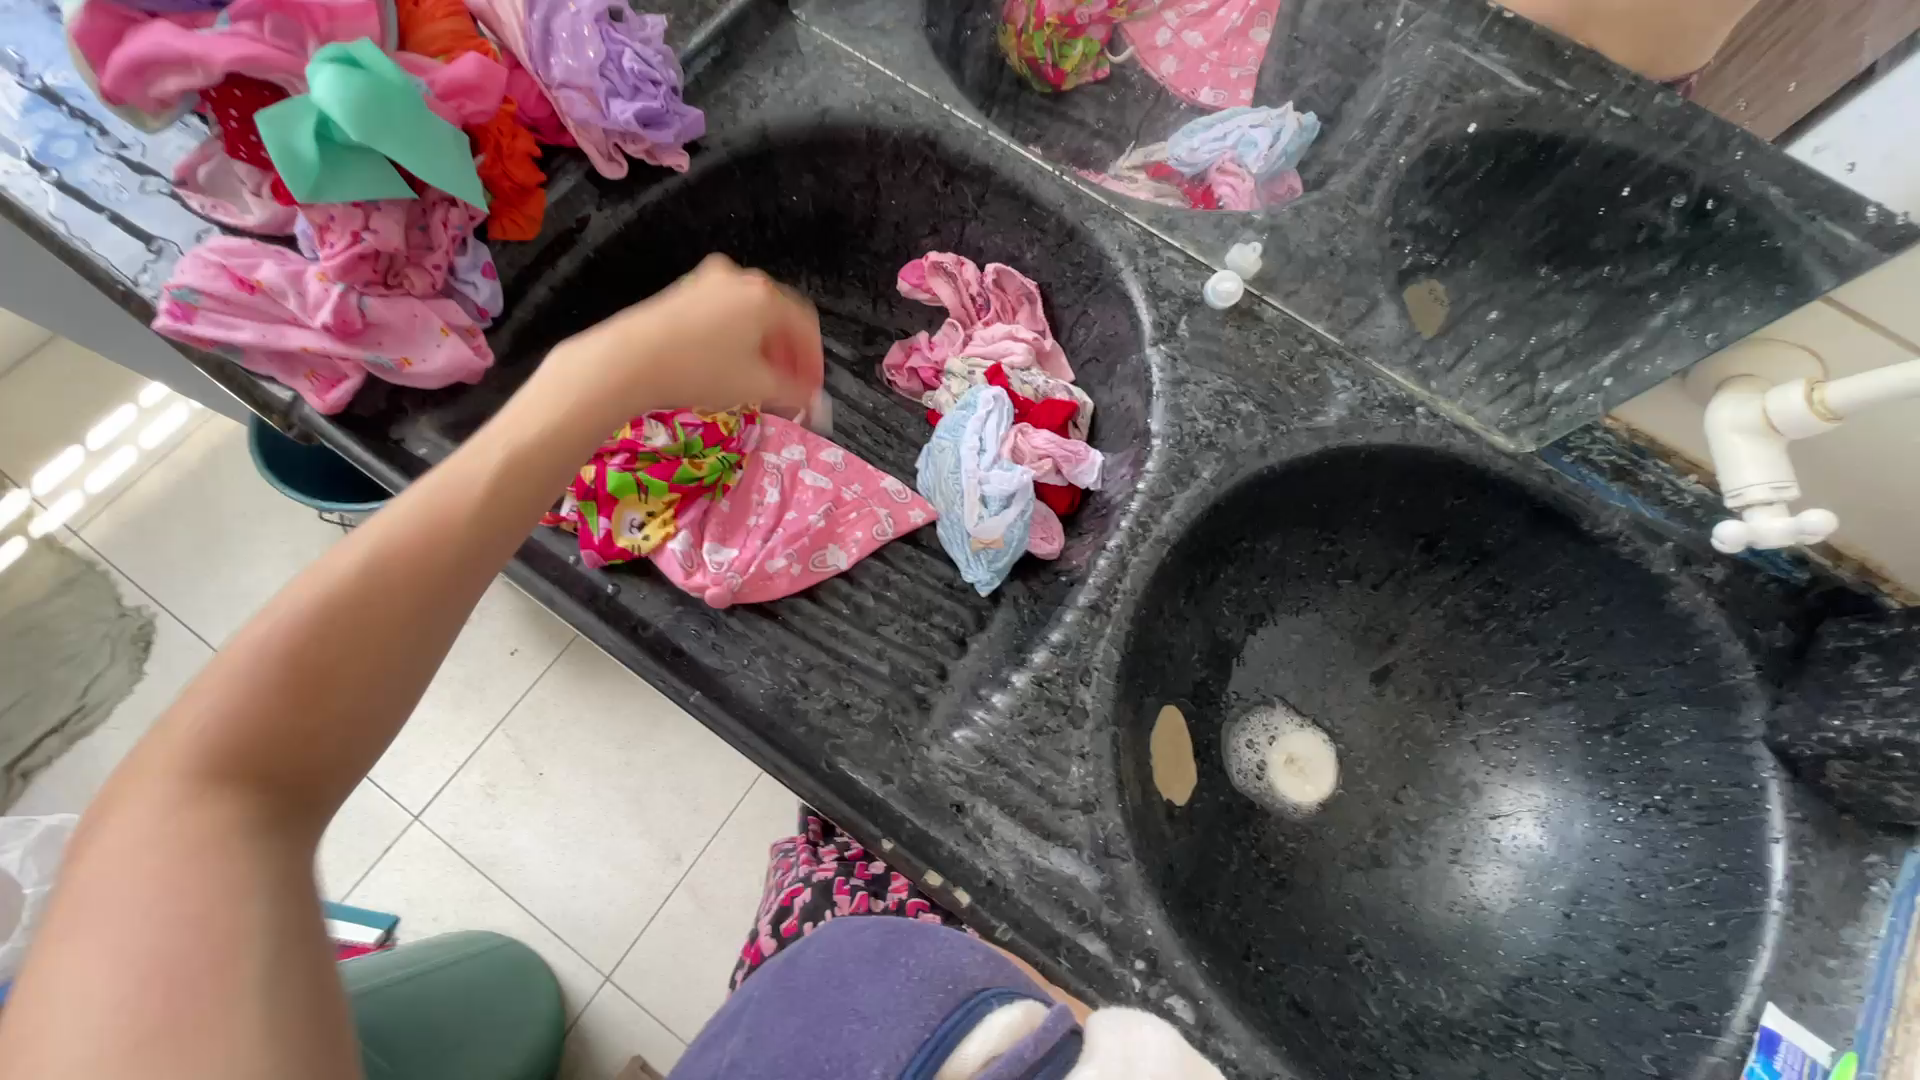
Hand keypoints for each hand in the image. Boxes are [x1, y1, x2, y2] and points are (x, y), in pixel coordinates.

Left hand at [536, 254, 825, 428]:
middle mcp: (740, 279)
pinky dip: (738, 340)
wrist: (628, 361)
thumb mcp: (758, 386)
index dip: (814, 361)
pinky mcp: (683, 293)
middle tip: (790, 389)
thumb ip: (795, 392)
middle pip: (779, 318)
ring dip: (764, 349)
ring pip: (751, 317)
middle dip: (789, 356)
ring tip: (760, 382)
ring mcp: (708, 282)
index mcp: (766, 295)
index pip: (807, 326)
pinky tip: (730, 367)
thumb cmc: (702, 371)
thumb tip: (815, 402)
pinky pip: (726, 316)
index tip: (813, 392)